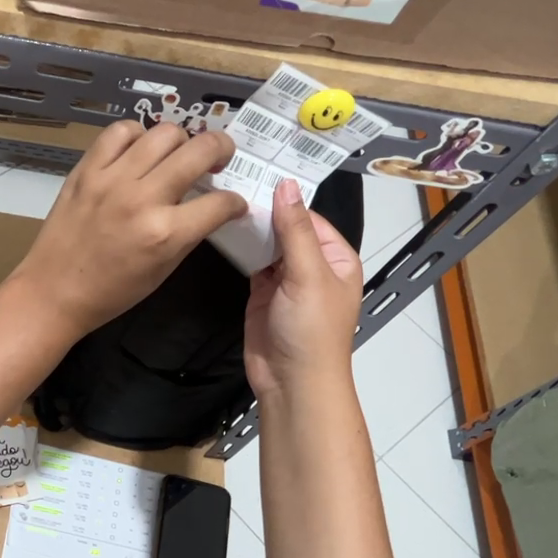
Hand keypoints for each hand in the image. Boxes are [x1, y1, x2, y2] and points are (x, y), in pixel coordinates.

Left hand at [8, 121, 246, 334]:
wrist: (52, 292)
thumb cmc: (110, 292)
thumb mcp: (162, 272)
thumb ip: (190, 235)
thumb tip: (212, 208)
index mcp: (165, 234)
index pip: (220, 202)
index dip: (234, 202)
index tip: (231, 203)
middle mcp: (142, 200)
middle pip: (200, 150)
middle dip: (221, 150)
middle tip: (217, 160)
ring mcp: (111, 180)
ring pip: (164, 132)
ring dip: (181, 140)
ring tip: (177, 155)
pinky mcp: (85, 171)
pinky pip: (120, 132)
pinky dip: (137, 135)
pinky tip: (139, 151)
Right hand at [242, 179, 362, 396]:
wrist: (292, 380)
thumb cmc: (310, 329)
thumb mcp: (307, 274)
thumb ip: (294, 230)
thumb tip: (286, 185)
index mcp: (336, 257)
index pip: (308, 218)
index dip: (284, 200)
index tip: (254, 176)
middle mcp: (312, 265)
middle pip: (287, 229)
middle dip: (265, 212)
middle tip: (231, 182)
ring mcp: (285, 281)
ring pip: (267, 245)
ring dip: (250, 231)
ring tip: (222, 203)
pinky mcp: (261, 294)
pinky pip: (251, 264)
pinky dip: (240, 250)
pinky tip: (222, 233)